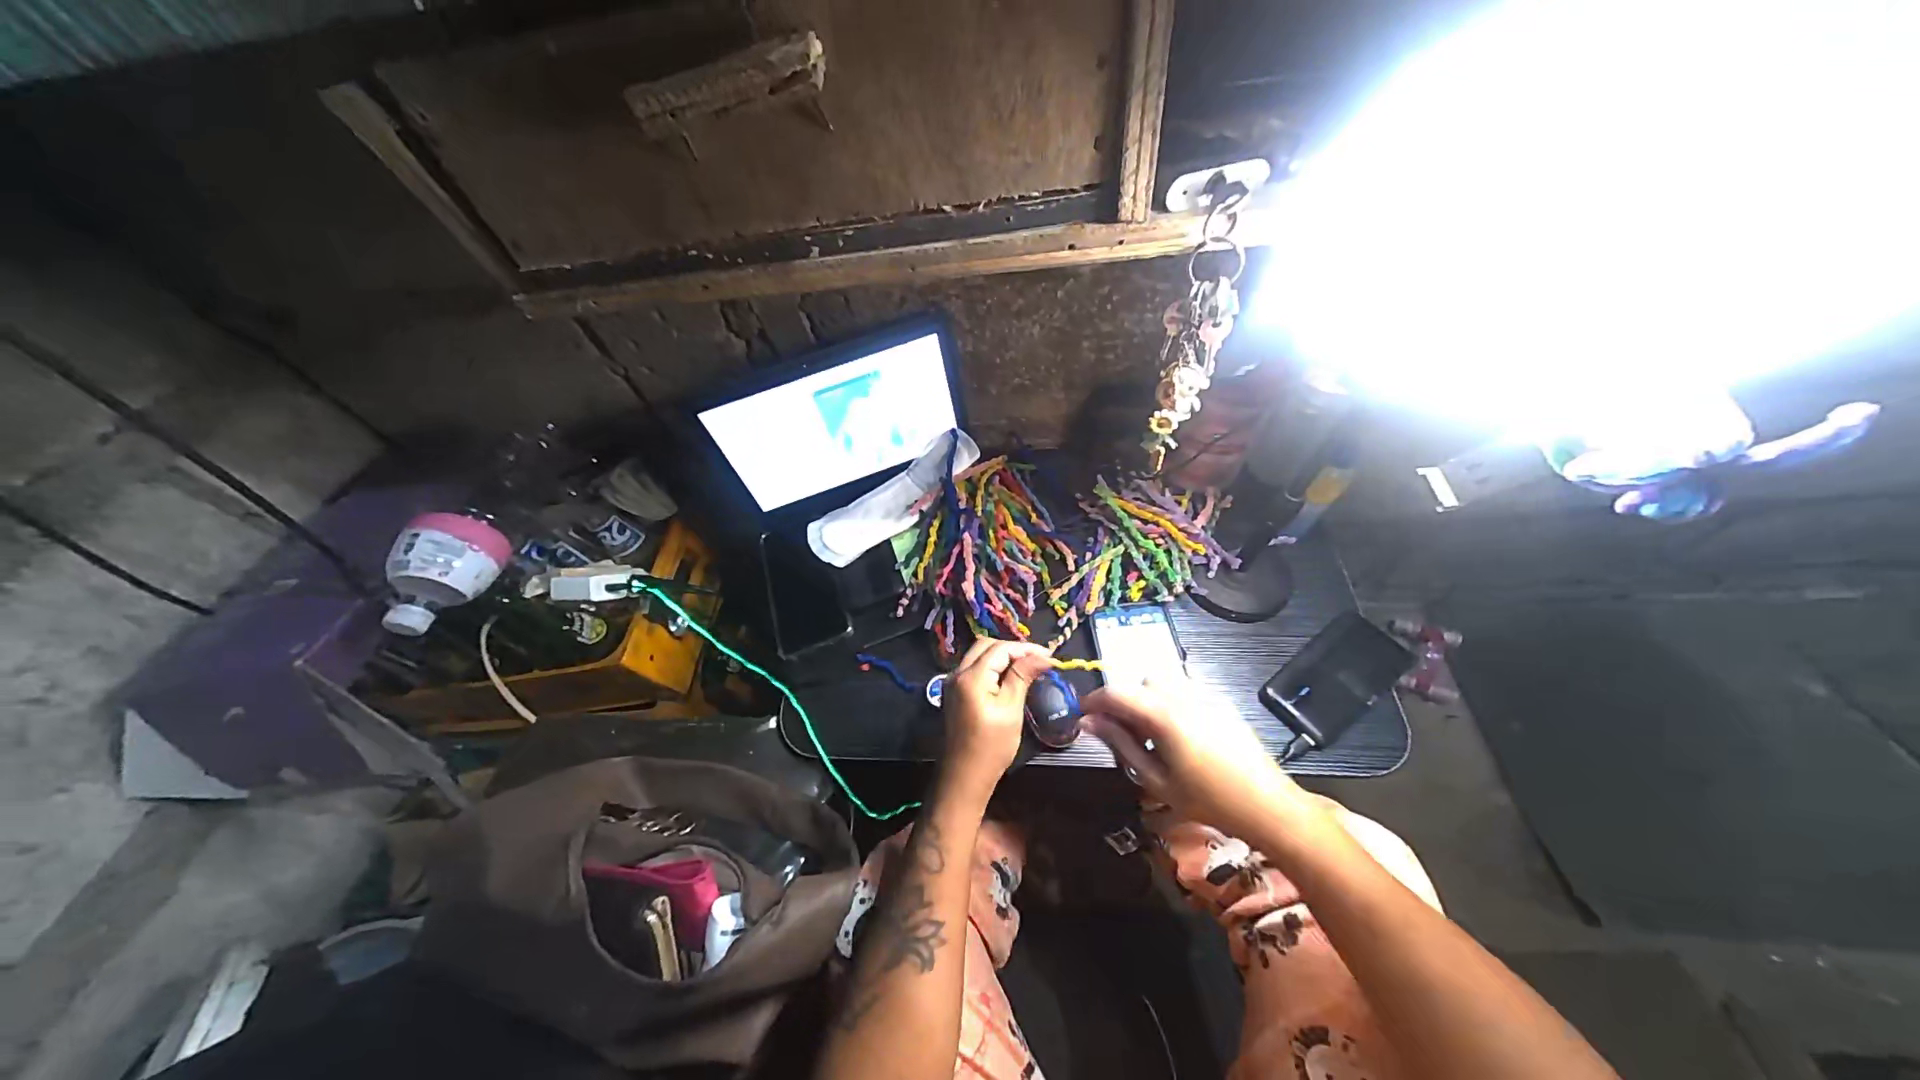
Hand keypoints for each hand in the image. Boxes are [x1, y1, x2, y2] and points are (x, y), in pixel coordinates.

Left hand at [943, 638, 1052, 793]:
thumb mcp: (1011, 710)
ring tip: (1028, 666)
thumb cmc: (991, 747)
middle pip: (987, 646)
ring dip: (1003, 656)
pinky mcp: (955, 692)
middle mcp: (957, 673)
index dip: (1026, 649)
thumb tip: (1042, 657)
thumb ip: (1022, 677)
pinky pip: (975, 668)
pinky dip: (993, 666)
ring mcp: (953, 683)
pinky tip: (1010, 676)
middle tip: (1038, 660)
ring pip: (979, 655)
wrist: (964, 776)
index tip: (1049, 657)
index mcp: (971, 677)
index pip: (1000, 649)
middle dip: (1013, 649)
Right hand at [1081, 679, 1324, 839]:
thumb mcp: (1155, 779)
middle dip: (1123, 701)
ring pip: (1163, 681)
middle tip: (1120, 734)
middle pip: (1139, 682)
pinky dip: (1170, 701)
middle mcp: (1182, 695)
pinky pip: (1185, 689)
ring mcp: (1205, 694)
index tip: (1083, 717)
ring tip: (1150, 734)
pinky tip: (1178, 733)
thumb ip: (1120, 745)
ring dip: (1147, 699)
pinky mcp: (1221, 700)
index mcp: (1163, 714)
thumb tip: (1089, 722)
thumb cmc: (1207, 800)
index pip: (1115, 692)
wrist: (1267, 805)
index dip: (1093, 701)